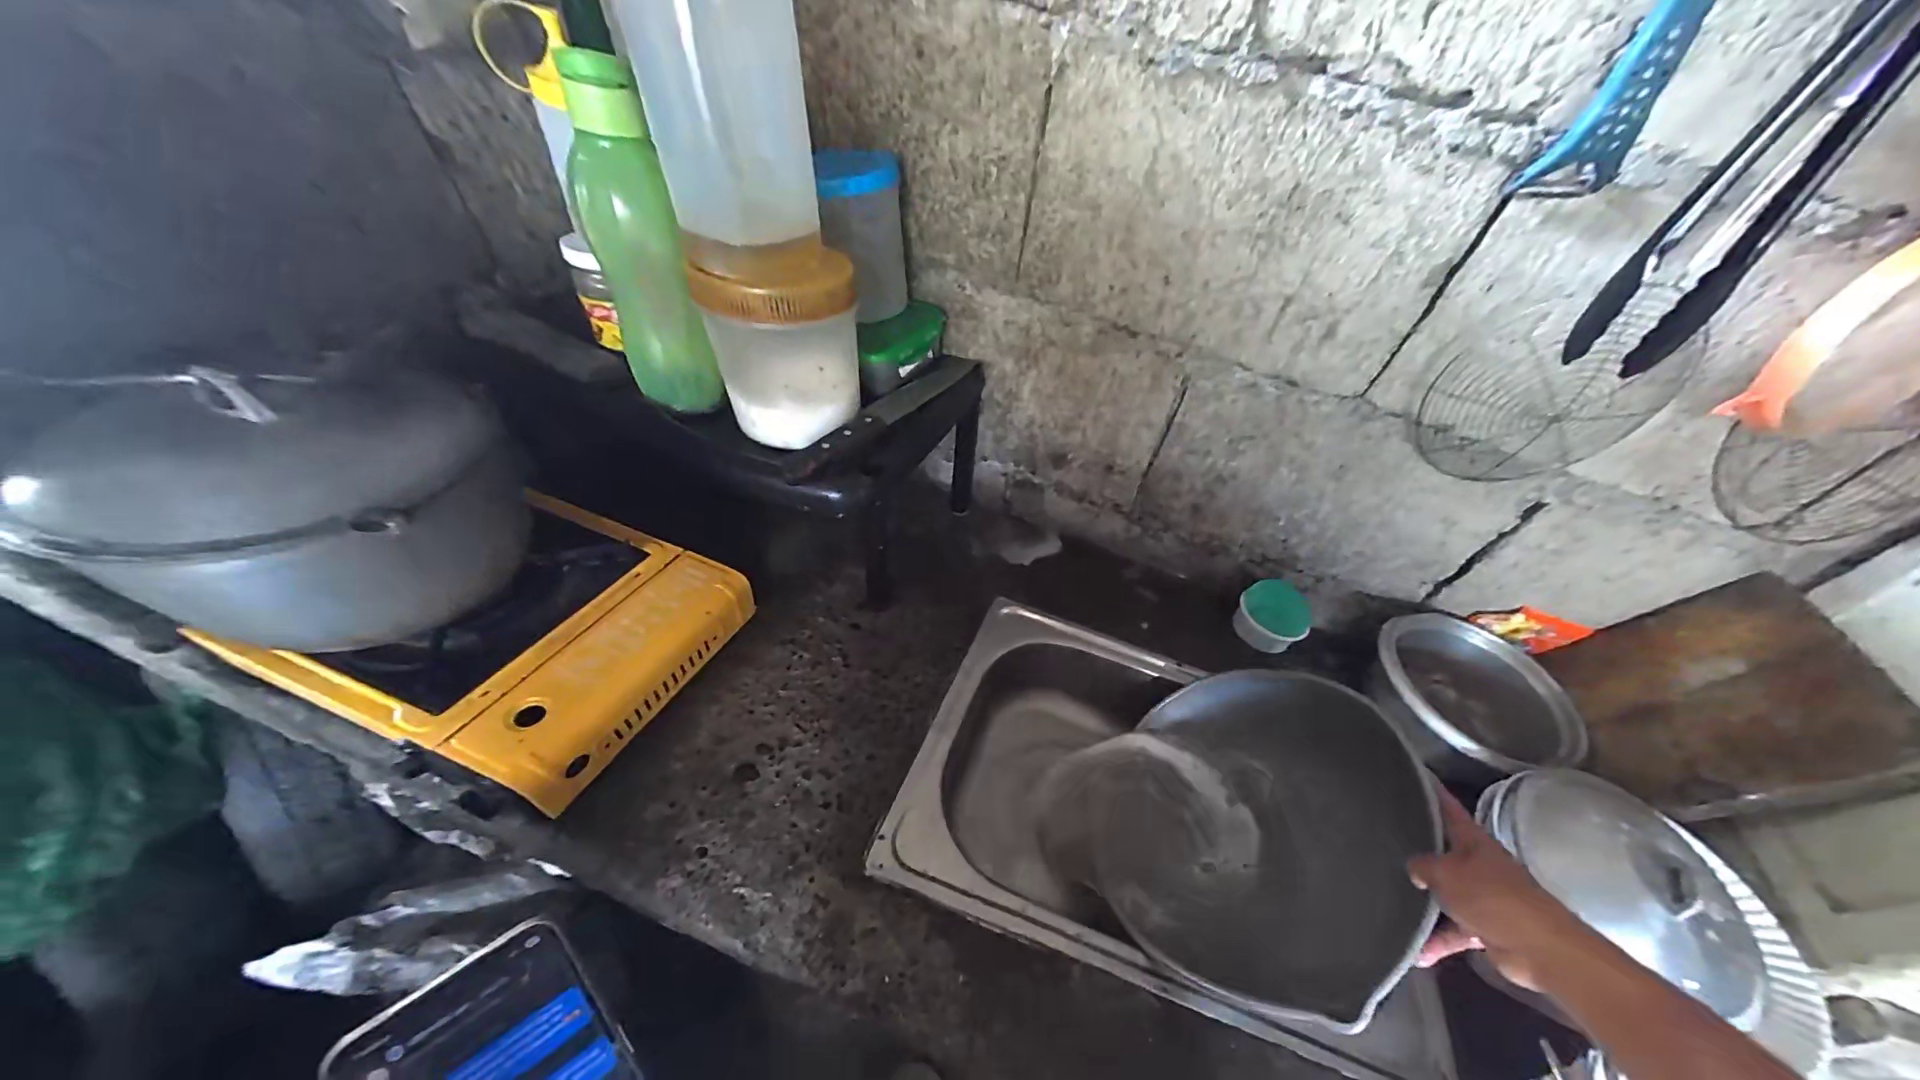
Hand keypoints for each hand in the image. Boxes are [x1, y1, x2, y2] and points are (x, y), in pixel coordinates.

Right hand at [1407, 785, 1593, 991]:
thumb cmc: (1494, 898)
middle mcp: (1477, 863)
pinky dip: (1438, 941)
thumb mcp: (1446, 873)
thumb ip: (1422, 865)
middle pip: (1441, 851)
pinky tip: (1418, 952)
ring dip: (1424, 903)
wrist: (1543, 950)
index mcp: (1472, 841)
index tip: (1410, 774)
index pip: (1446, 807)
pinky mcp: (1485, 928)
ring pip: (1444, 893)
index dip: (1430, 791)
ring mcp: (1482, 896)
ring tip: (1393, 902)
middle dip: (1417, 849)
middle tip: (1383, 839)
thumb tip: (1413, 868)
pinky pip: (1453, 930)